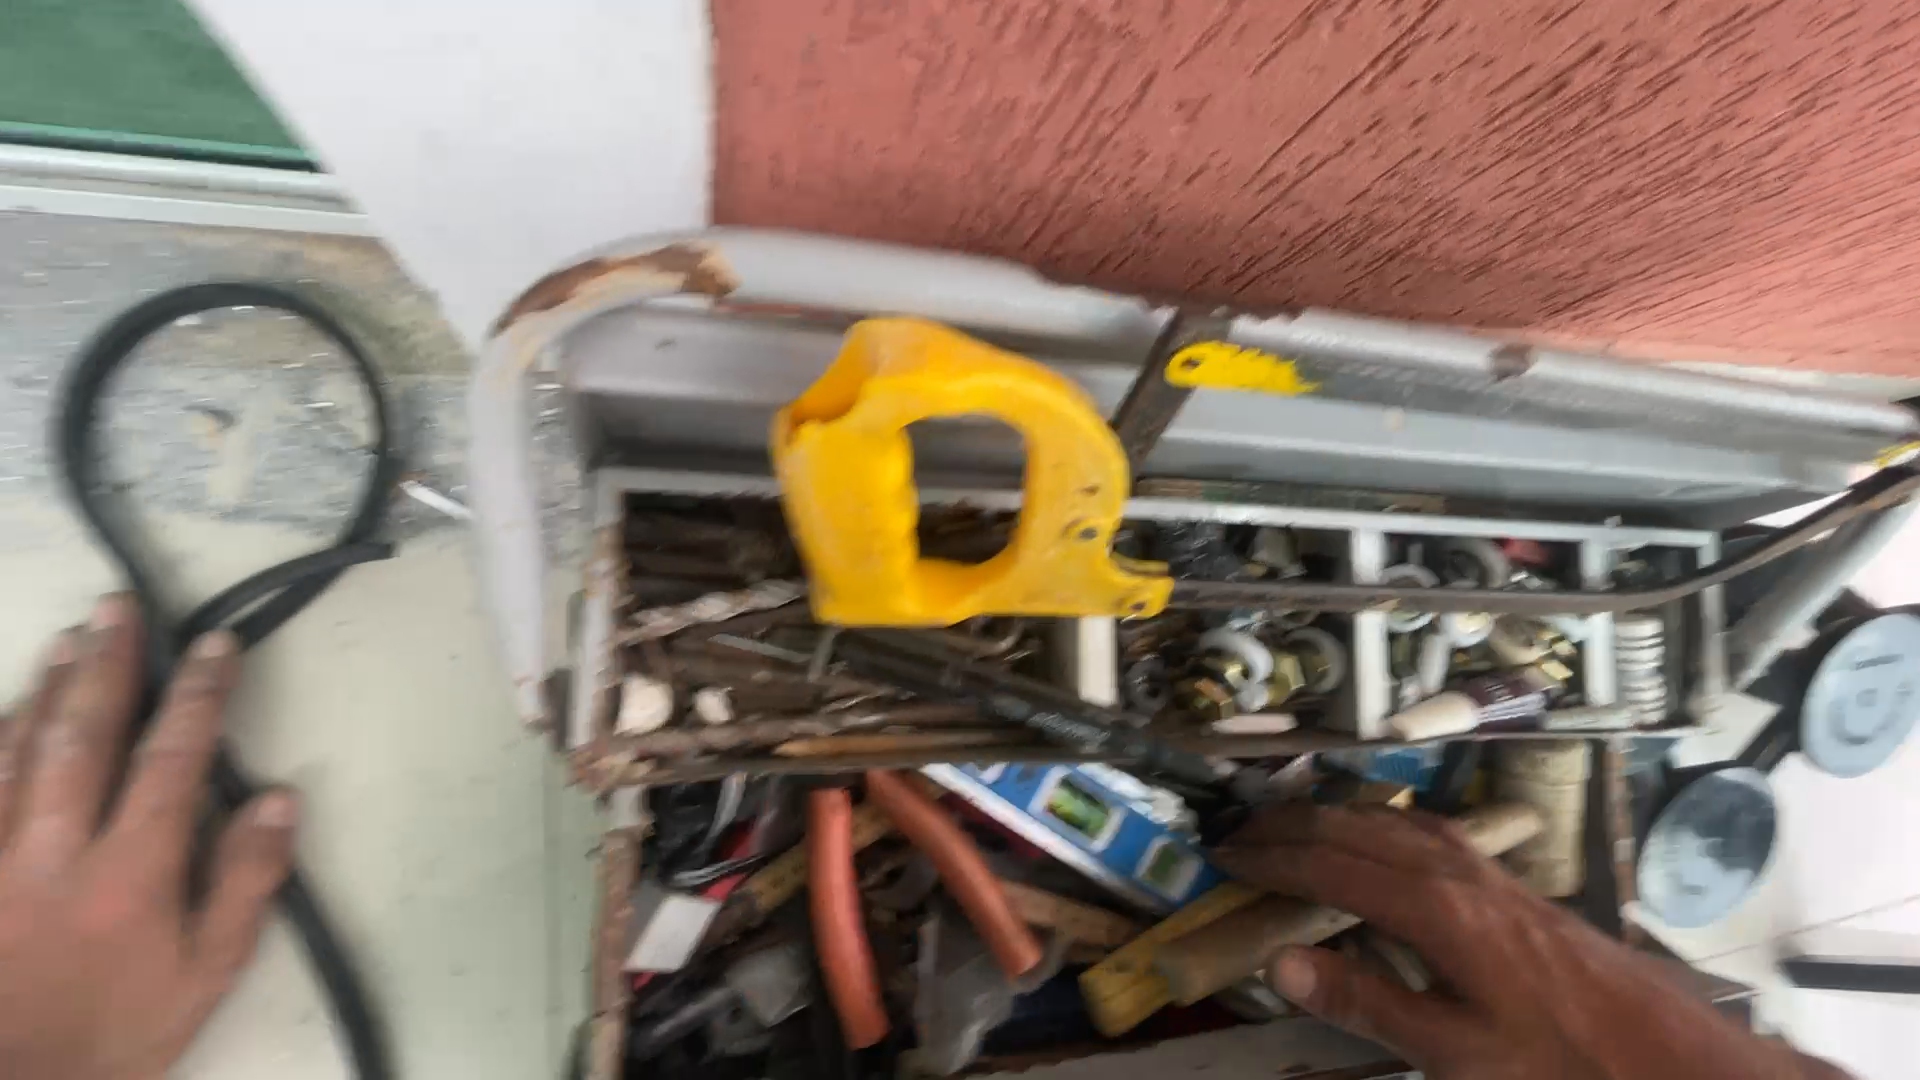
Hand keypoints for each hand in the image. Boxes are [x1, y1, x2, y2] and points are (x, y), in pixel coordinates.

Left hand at [0, 595, 297, 1079]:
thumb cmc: (118, 1028)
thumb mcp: (210, 968)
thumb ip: (247, 879)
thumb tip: (276, 797)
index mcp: (129, 867)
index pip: (171, 756)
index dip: (197, 693)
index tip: (213, 644)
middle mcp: (49, 850)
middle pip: (78, 738)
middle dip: (104, 667)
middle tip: (116, 609)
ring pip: (9, 756)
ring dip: (42, 691)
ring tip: (68, 639)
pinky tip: (2, 714)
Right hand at [1212, 802, 1848, 1079]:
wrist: (1676, 1057)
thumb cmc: (1560, 1060)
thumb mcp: (1460, 1054)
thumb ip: (1364, 1003)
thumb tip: (1277, 962)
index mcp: (1427, 906)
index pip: (1323, 866)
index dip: (1267, 860)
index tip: (1222, 855)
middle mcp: (1442, 865)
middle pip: (1342, 828)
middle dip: (1280, 827)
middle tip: (1232, 833)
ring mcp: (1471, 860)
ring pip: (1374, 817)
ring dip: (1317, 816)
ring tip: (1278, 823)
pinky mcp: (1492, 868)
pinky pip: (1410, 822)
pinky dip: (1364, 817)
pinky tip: (1361, 827)